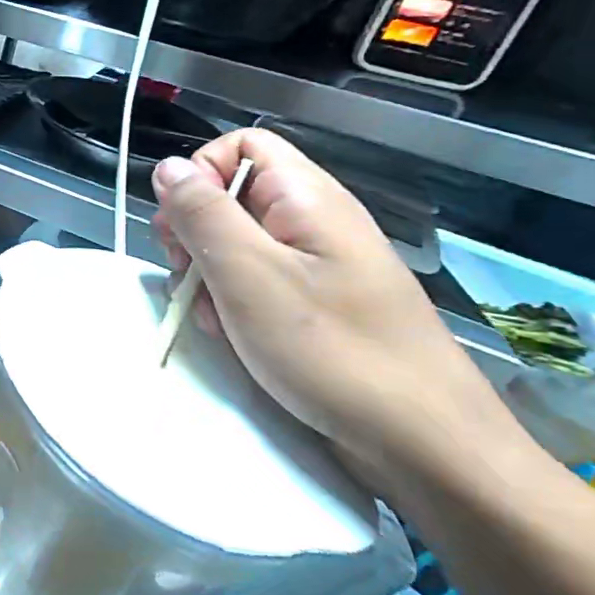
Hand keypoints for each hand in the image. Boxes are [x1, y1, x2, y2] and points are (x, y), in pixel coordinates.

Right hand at [151, 129, 510, 479]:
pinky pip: (255, 281)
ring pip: (235, 243)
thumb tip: (168, 166)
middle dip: (194, 230)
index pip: (241, 145)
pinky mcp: (316, 304)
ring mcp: (317, 265)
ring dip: (207, 273)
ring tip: (214, 315)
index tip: (183, 222)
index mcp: (308, 200)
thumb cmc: (332, 351)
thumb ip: (202, 213)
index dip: (200, 172)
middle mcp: (314, 222)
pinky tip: (233, 334)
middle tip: (187, 273)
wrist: (426, 448)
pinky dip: (231, 301)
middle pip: (230, 195)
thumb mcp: (248, 274)